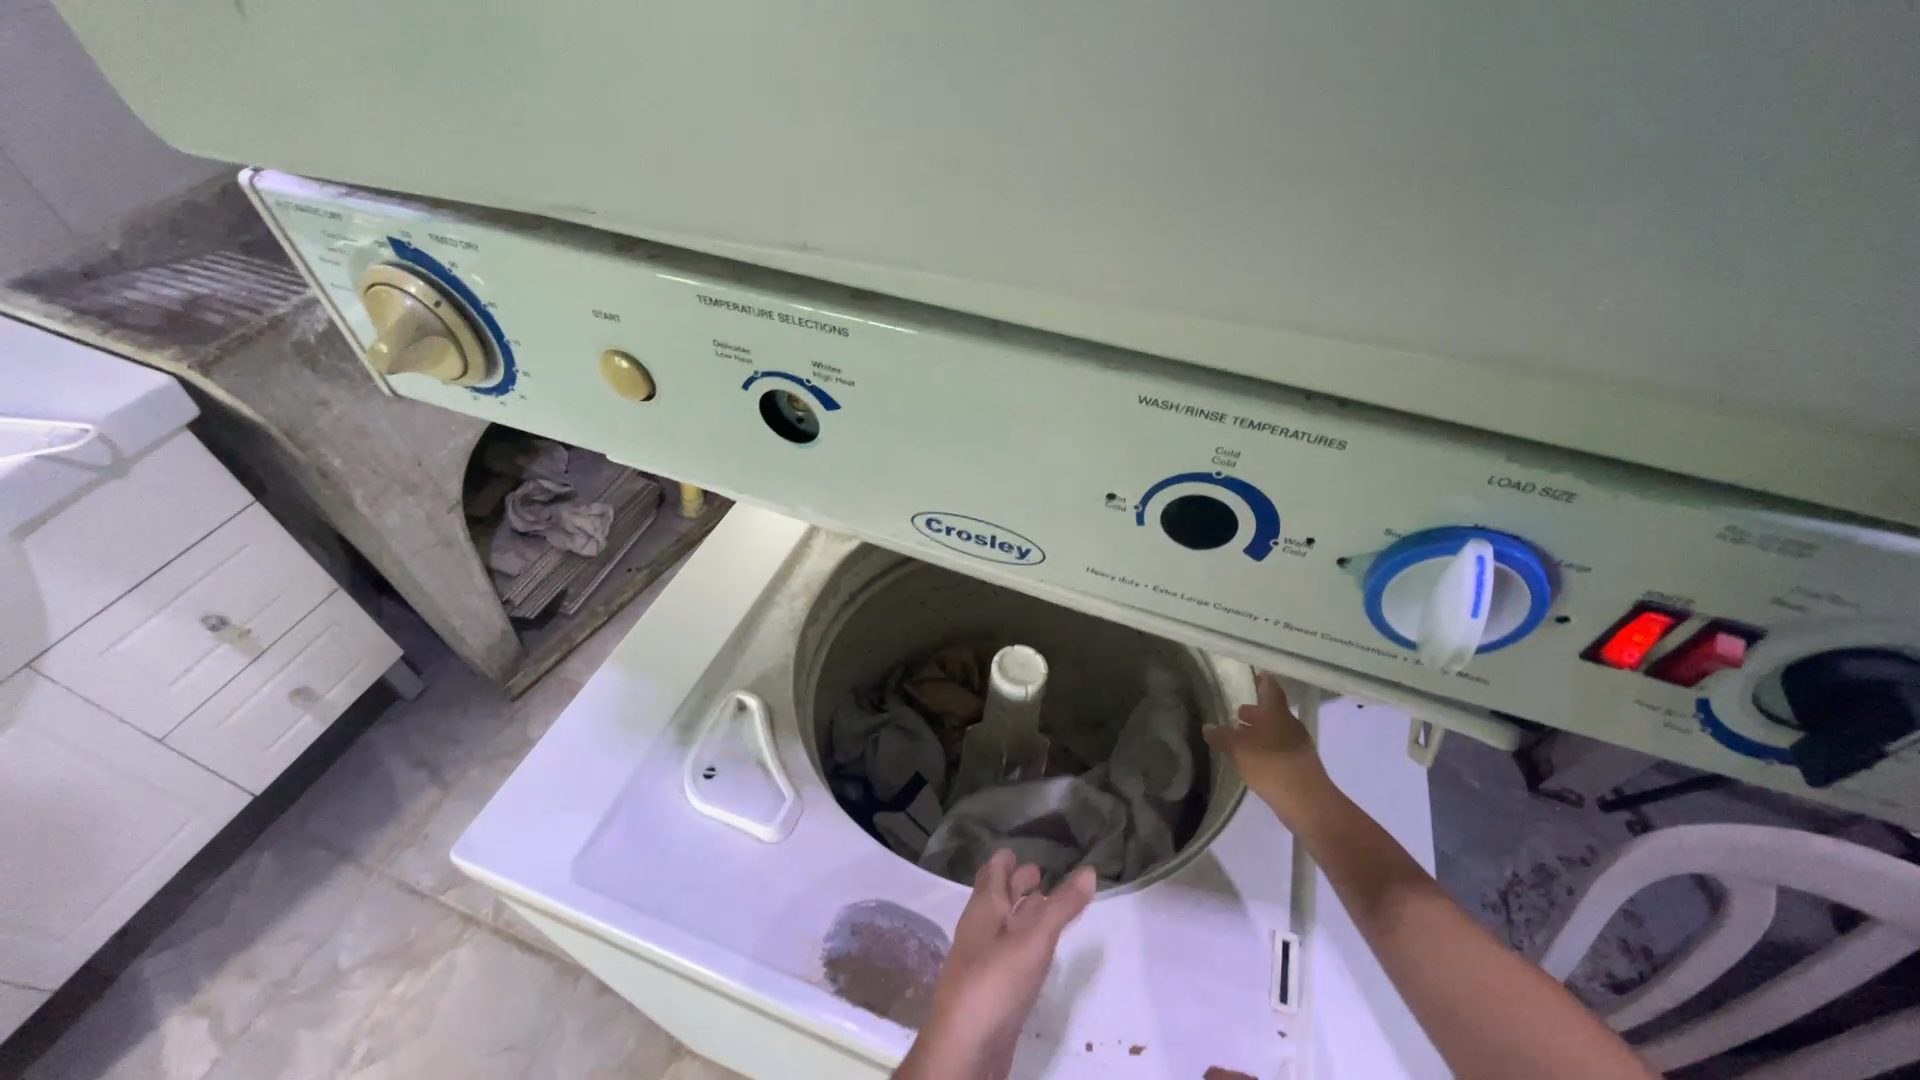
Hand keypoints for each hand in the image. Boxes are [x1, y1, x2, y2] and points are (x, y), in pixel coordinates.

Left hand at [899, 850, 1094, 1079]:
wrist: (965, 1049)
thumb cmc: (993, 983)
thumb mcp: (1033, 940)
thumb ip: (1061, 907)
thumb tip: (1089, 871)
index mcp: (982, 912)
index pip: (990, 875)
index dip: (1003, 862)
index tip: (1019, 850)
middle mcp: (980, 932)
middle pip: (996, 899)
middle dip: (1014, 884)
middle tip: (1038, 871)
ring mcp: (984, 963)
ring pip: (1003, 928)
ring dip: (1020, 913)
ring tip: (1044, 903)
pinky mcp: (993, 991)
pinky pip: (1009, 955)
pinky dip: (1024, 942)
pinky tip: (1037, 950)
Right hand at [1204, 672, 1333, 819]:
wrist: (1307, 801)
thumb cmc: (1270, 765)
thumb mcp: (1238, 750)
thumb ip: (1222, 737)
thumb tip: (1208, 727)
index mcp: (1276, 714)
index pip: (1271, 690)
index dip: (1264, 682)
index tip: (1257, 676)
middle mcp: (1290, 725)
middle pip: (1272, 712)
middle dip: (1255, 712)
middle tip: (1238, 714)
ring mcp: (1298, 745)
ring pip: (1276, 731)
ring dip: (1259, 732)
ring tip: (1240, 739)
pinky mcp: (1299, 764)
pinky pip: (1279, 748)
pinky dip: (1266, 748)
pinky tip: (1253, 759)